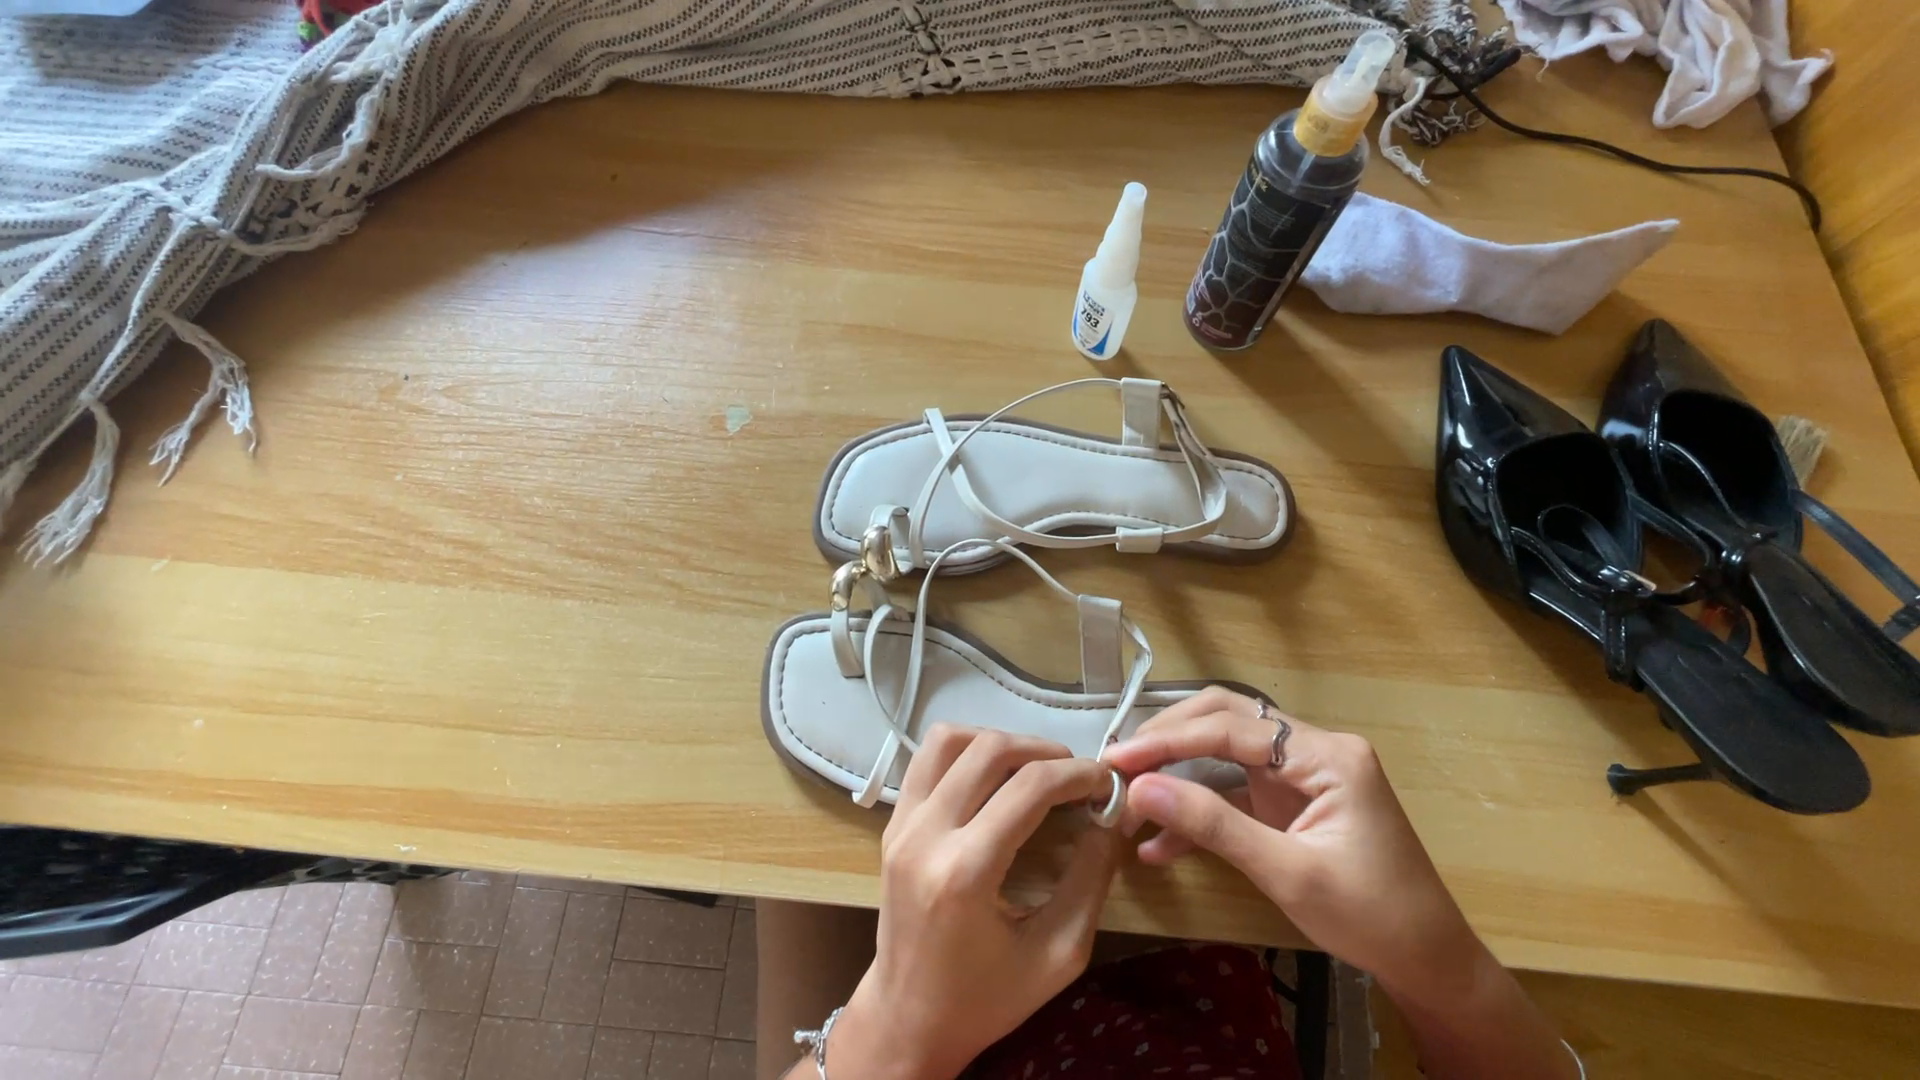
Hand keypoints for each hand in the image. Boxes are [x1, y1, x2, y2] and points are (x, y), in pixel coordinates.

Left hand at [828, 725, 1120, 1079]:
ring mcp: (900, 824)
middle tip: (1076, 777)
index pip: (1029, 787)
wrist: (906, 1018)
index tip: (1106, 785)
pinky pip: (927, 759)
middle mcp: (924, 835)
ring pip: (949, 739)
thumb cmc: (986, 999)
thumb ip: (1091, 879)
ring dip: (1000, 742)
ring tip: (1035, 770)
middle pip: (989, 749)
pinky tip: (995, 778)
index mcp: (964, 873)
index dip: (1078, 774)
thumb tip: (1113, 818)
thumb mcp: (1058, 954)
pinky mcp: (892, 823)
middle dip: (1045, 751)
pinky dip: (966, 751)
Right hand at [1103, 688, 1479, 1002]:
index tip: (1118, 759)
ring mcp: (1301, 773)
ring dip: (1177, 770)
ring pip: (1224, 750)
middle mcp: (1312, 749)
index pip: (1231, 729)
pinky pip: (1233, 790)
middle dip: (1169, 739)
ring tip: (1130, 793)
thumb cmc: (1372, 916)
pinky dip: (1199, 809)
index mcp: (1326, 755)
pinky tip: (1161, 843)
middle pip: (1226, 720)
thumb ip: (1213, 825)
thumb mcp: (1288, 872)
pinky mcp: (1290, 799)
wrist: (1428, 962)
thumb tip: (1141, 790)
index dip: (1169, 741)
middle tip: (1120, 763)